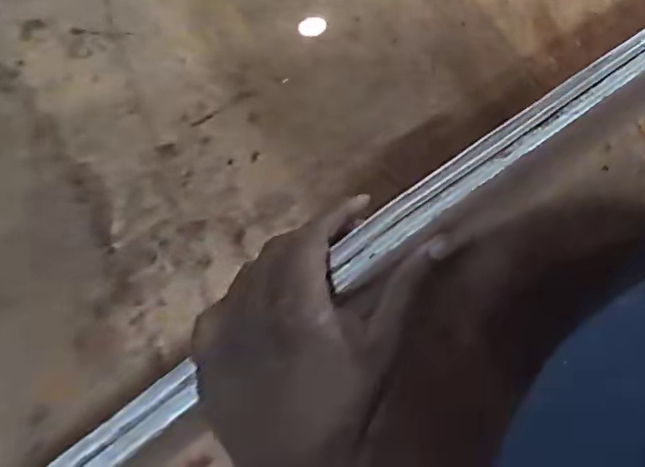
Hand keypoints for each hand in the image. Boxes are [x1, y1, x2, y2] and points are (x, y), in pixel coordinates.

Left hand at [193, 196, 444, 466]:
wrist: (293, 464)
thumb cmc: (346, 399)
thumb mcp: (383, 342)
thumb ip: (406, 286)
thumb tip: (439, 239)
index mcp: (297, 311)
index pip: (306, 241)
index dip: (333, 214)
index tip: (362, 204)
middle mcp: (252, 318)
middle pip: (275, 251)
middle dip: (312, 232)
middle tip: (346, 234)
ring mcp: (222, 342)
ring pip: (245, 276)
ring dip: (280, 258)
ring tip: (311, 262)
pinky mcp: (206, 364)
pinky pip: (217, 309)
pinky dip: (244, 291)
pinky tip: (264, 301)